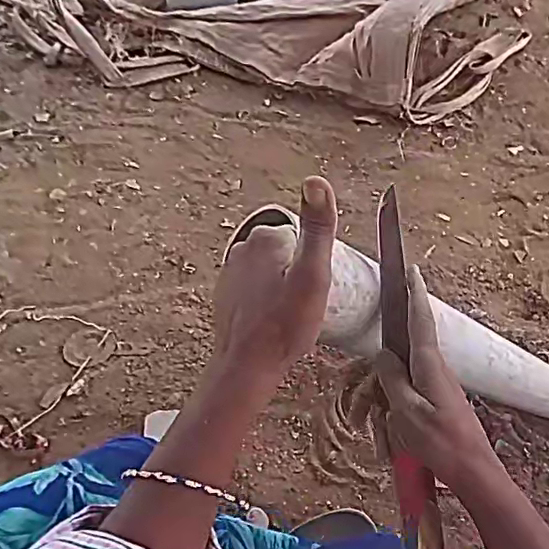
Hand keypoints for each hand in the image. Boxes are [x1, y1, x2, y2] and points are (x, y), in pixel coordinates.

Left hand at [214, 176, 336, 384]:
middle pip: (288, 252)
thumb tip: (317, 182)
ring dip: (285, 286)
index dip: (317, 262)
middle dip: (301, 272)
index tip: (320, 286)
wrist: (248, 366)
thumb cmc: (284, 326)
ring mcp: (232, 273)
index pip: (304, 238)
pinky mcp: (227, 295)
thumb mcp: (314, 275)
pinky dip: (269, 299)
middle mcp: (242, 249)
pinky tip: (278, 319)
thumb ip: (318, 229)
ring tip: (296, 313)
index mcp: (265, 239)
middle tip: (311, 302)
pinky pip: (257, 288)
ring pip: (272, 271)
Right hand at [373, 265, 504, 492]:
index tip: (412, 270)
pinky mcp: (441, 401)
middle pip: (404, 355)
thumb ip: (393, 380)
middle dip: (384, 376)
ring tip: (390, 438)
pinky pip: (412, 398)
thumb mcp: (407, 412)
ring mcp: (440, 387)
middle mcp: (437, 371)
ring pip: (405, 381)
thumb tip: (383, 354)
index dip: (415, 295)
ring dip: (390, 405)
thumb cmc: (442, 443)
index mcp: (430, 366)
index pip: (420, 321)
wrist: (474, 469)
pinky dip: (400, 414)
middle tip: (372, 408)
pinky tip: (398, 438)